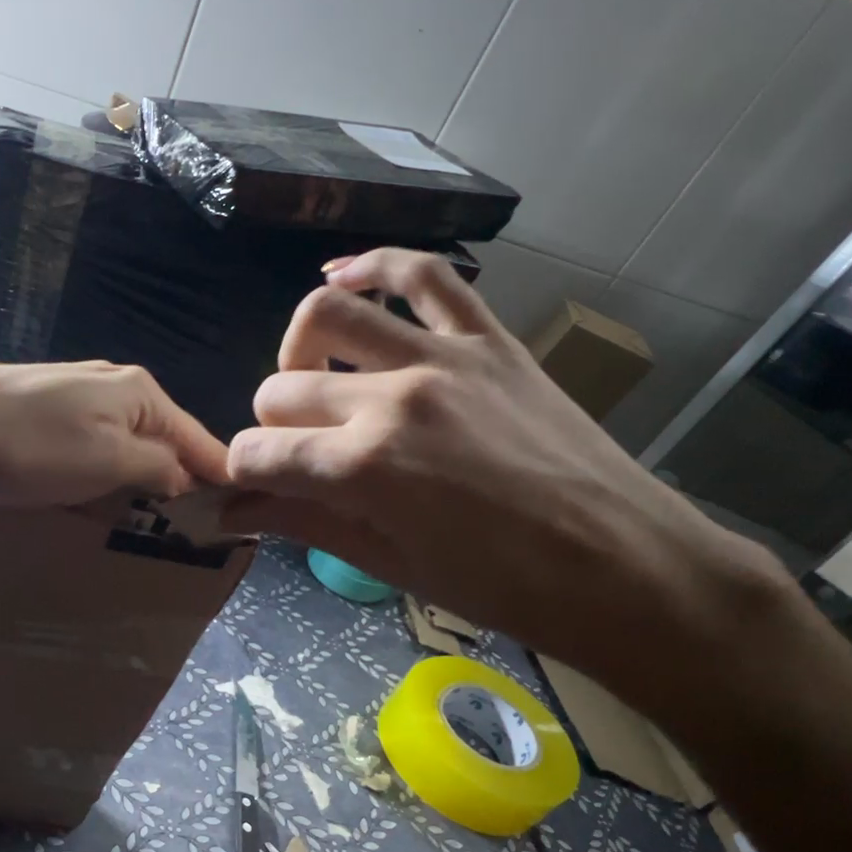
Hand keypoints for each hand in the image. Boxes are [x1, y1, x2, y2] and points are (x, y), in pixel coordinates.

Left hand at [0, 361, 229, 528]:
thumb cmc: (33, 447)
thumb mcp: (107, 464)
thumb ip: (156, 467)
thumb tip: (184, 474)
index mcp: (140, 393)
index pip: (197, 437)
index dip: (217, 472)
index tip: (239, 505)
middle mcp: (115, 381)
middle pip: (163, 434)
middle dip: (177, 472)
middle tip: (190, 517)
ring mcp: (76, 388)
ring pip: (127, 436)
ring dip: (140, 469)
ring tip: (149, 507)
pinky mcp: (46, 401)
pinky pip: (94, 436)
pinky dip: (106, 462)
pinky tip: (98, 481)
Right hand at [224, 248, 786, 680]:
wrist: (620, 565)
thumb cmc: (499, 586)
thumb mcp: (387, 563)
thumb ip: (302, 522)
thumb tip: (230, 512)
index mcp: (363, 468)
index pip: (258, 452)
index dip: (244, 473)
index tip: (255, 490)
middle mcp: (391, 398)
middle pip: (280, 389)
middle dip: (270, 426)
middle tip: (298, 454)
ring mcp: (442, 357)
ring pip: (328, 313)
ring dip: (299, 349)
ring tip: (315, 379)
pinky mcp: (487, 337)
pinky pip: (421, 274)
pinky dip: (373, 265)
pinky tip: (343, 275)